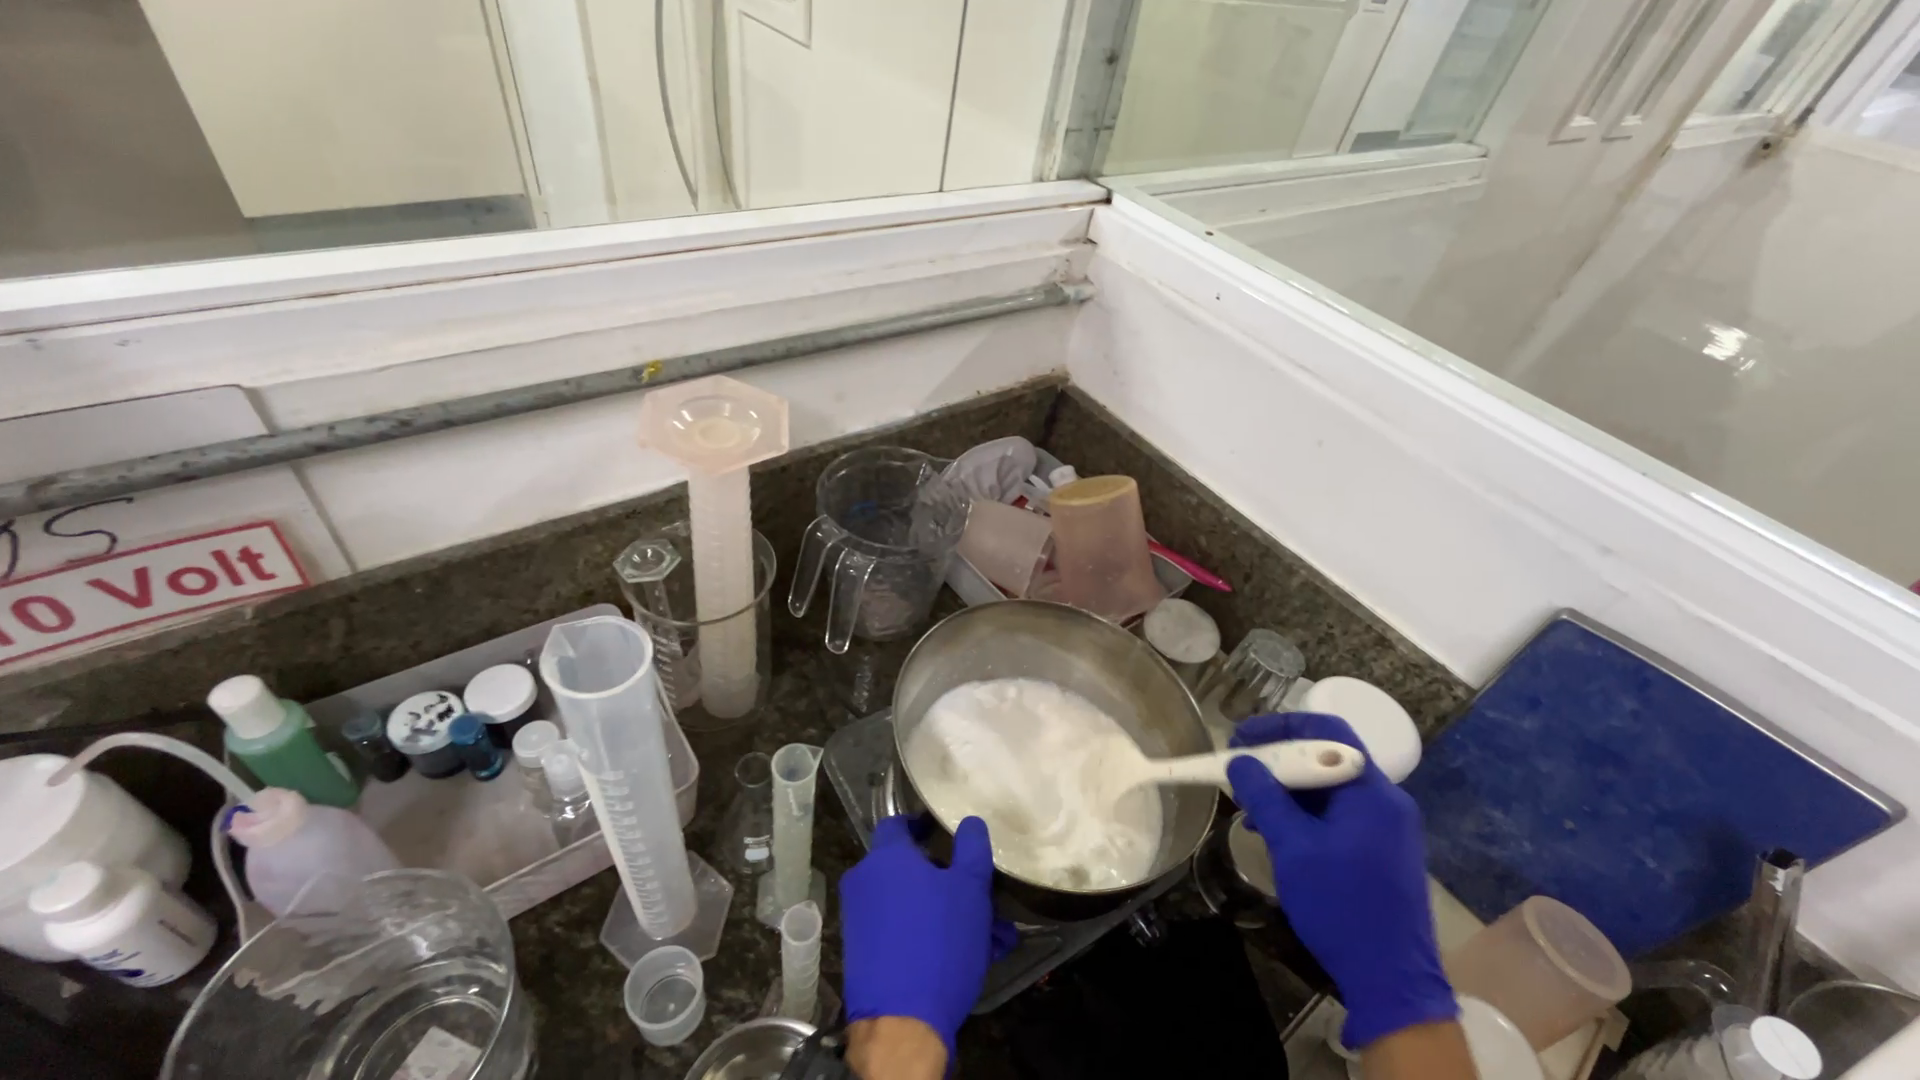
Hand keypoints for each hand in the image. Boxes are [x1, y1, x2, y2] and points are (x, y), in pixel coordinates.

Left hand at [839, 814, 995, 1057]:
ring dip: (941, 911)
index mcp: (886, 858)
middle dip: (942, 878)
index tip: (941, 832)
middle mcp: (864, 882)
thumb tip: (970, 822)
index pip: (896, 825)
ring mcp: (859, 920)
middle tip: (976, 895)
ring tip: (983, 934)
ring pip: (907, 903)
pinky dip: (925, 934)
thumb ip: (972, 849)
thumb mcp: (970, 890)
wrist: (901, 1022)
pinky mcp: (861, 953)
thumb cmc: (939, 942)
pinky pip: (898, 930)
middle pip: (904, 868)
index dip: (919, 825)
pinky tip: (958, 955)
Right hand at [1227, 712, 1456, 1049]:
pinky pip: (1340, 813)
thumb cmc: (1340, 904)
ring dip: (1289, 790)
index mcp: (1369, 791)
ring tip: (1252, 810)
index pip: (1327, 730)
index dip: (1280, 725)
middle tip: (1240, 774)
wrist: (1391, 976)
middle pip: (1327, 757)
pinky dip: (1306, 813)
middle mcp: (1385, 799)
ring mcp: (1387, 825)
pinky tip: (1278, 833)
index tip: (1242, 739)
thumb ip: (1265, 798)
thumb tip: (1239, 763)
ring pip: (1330, 787)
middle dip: (1278, 761)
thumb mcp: (1293, 847)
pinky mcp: (1383, 848)